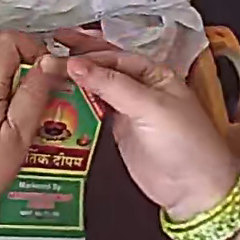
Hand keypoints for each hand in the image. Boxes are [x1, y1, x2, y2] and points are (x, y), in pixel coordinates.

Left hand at [0, 32, 63, 224]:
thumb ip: (34, 94)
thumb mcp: (18, 135)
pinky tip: (13, 112)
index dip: (33, 48)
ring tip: (31, 99)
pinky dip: (2, 83)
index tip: (49, 73)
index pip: (7, 39)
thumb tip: (50, 61)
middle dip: (25, 54)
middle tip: (42, 83)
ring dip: (14, 69)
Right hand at [53, 29, 239, 220]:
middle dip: (77, 57)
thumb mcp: (148, 106)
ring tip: (45, 71)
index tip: (58, 50)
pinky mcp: (118, 130)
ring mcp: (128, 109)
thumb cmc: (184, 143)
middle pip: (103, 67)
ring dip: (73, 79)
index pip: (113, 56)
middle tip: (48, 49)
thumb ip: (110, 84)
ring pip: (95, 87)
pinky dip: (76, 102)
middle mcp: (140, 87)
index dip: (86, 52)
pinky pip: (93, 109)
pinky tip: (58, 96)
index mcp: (153, 73)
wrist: (194, 190)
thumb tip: (74, 64)